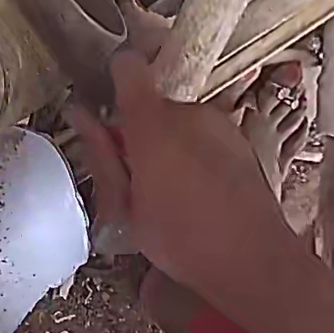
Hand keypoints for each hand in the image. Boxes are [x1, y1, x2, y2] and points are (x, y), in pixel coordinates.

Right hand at [66, 51, 299, 295]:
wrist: (255, 262)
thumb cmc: (182, 240)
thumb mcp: (125, 206)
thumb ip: (101, 154)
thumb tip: (78, 115)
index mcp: (154, 128)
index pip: (129, 70)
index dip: (113, 77)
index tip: (104, 104)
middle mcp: (189, 114)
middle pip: (150, 106)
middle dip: (136, 134)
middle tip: (132, 180)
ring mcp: (219, 124)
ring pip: (175, 122)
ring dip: (163, 145)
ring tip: (164, 193)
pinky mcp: (239, 138)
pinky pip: (200, 134)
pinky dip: (189, 153)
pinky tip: (193, 193)